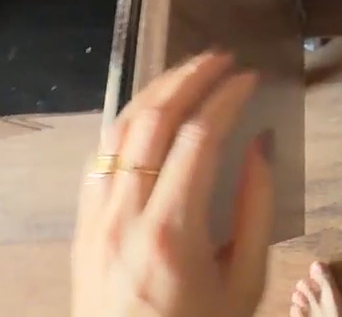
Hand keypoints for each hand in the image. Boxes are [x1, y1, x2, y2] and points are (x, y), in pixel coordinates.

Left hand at [73, 51, 274, 316]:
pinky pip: (100, 157)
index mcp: (172, 234)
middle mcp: (125, 218)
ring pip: (120, 130)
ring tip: (189, 70)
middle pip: (154, 121)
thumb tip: (260, 142)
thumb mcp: (245, 284)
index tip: (250, 78)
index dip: (227, 98)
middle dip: (191, 77)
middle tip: (222, 57)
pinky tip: (150, 111)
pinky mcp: (82, 228)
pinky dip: (127, 122)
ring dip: (157, 90)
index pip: (200, 137)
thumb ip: (256, 207)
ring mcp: (95, 221)